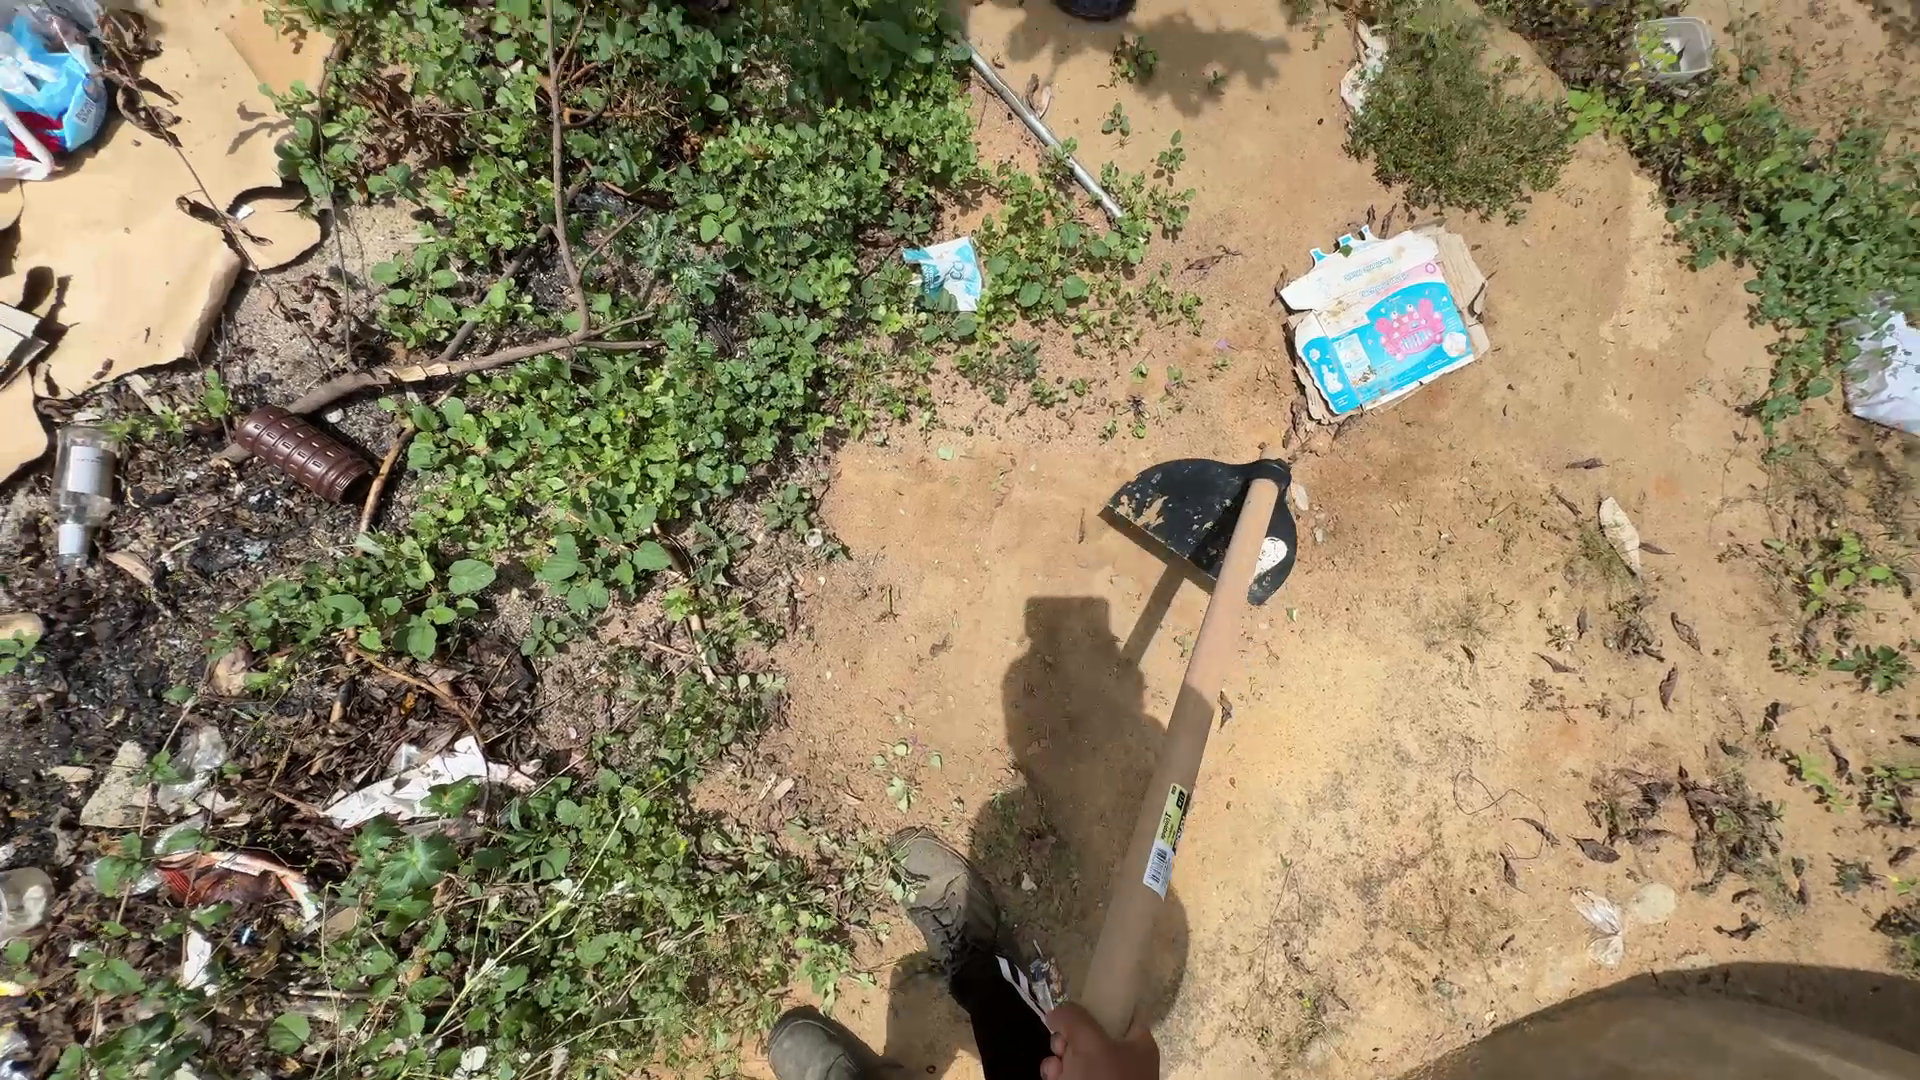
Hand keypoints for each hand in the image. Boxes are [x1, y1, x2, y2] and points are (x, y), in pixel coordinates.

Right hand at [1039, 1002, 1158, 1079]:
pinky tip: (1051, 1077)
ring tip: (1054, 1063)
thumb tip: (1057, 1013)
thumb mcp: (1090, 1041)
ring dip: (1059, 1055)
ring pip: (1077, 1055)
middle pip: (1092, 1032)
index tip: (1075, 1001)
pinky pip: (1070, 1076)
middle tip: (1061, 1040)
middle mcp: (1126, 1061)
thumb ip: (1073, 1016)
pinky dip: (1058, 1074)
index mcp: (1140, 1045)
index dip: (1097, 1002)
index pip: (1122, 1011)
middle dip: (1069, 1034)